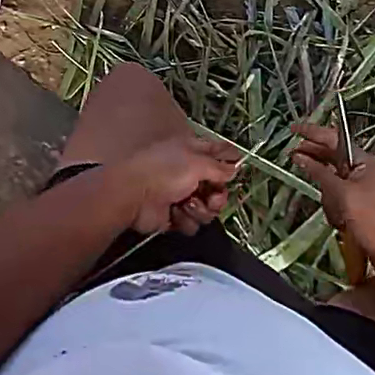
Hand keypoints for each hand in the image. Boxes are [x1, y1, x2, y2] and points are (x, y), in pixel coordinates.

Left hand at [111, 133, 240, 235]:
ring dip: (200, 210)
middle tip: (211, 198)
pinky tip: (175, 212)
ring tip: (186, 204)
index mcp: (192, 151)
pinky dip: (186, 219)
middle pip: (217, 187)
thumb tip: (235, 167)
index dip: (229, 159)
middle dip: (217, 197)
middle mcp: (188, 172)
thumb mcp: (195, 163)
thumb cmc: (162, 171)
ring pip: (207, 209)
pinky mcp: (175, 214)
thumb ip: (218, 167)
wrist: (134, 196)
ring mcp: (181, 193)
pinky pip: (193, 222)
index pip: (216, 151)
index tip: (240, 166)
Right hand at [291, 122, 374, 266]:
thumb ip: (320, 173)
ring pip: (333, 184)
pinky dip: (336, 210)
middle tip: (293, 158)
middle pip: (332, 160)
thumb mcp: (344, 194)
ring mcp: (364, 192)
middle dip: (317, 165)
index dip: (312, 132)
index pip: (333, 139)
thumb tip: (300, 156)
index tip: (293, 129)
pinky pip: (339, 201)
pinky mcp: (362, 210)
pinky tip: (340, 224)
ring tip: (336, 214)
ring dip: (329, 198)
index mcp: (364, 162)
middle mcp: (364, 173)